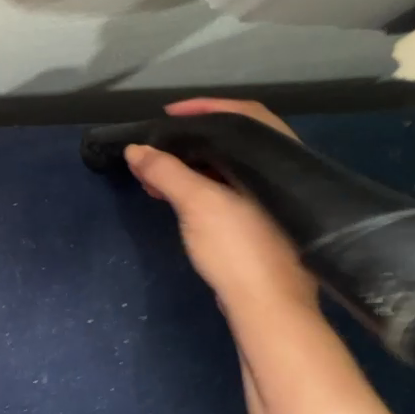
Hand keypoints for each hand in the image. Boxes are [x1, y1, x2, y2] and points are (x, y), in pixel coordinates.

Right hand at [123, 98, 316, 318]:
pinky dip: (196, 184)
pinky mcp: (260, 221)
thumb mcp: (197, 204)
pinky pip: (224, 188)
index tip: (165, 115)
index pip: (242, 115)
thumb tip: (136, 149)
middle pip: (232, 141)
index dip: (204, 108)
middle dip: (187, 140)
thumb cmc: (239, 248)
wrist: (267, 305)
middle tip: (152, 147)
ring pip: (225, 167)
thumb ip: (166, 172)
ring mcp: (270, 198)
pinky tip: (171, 194)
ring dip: (187, 165)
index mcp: (273, 159)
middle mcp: (278, 172)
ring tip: (152, 173)